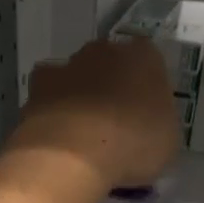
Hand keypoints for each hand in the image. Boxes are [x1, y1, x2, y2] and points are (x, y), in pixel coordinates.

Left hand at [5, 38, 180, 189]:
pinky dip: (50, 111)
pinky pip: (47, 97)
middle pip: (110, 66)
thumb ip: (159, 124)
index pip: (149, 64)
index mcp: (144, 56)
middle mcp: (105, 50)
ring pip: (76, 77)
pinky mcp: (37, 88)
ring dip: (78, 97)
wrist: (75, 152)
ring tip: (80, 135)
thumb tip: (149, 127)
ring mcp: (67, 66)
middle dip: (109, 89)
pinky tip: (54, 136)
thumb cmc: (134, 144)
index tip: (142, 117)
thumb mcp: (167, 141)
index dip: (145, 91)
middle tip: (112, 125)